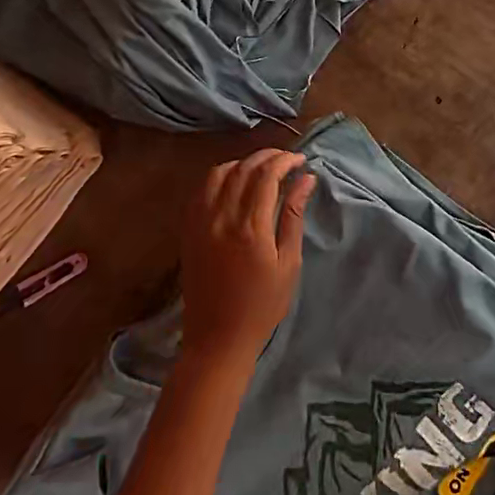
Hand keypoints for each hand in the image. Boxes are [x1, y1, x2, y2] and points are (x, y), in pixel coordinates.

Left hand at [180, 150, 316, 367]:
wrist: (217, 338)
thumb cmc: (261, 306)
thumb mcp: (288, 263)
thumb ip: (293, 216)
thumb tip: (305, 180)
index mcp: (250, 227)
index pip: (266, 175)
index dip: (285, 161)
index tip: (301, 160)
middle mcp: (221, 217)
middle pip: (243, 168)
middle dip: (267, 157)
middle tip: (287, 159)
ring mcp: (200, 221)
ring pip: (219, 173)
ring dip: (243, 163)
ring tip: (262, 168)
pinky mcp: (189, 229)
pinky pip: (202, 189)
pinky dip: (220, 176)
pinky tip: (234, 183)